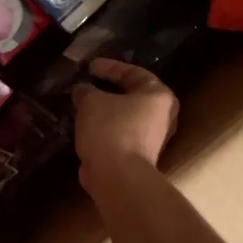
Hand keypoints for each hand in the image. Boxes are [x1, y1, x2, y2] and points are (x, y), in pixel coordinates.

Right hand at [71, 59, 177, 187]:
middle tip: (88, 84)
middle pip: (132, 96)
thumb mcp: (91, 101)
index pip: (133, 73)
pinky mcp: (137, 156)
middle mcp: (161, 116)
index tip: (89, 66)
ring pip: (124, 117)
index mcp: (157, 96)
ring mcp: (151, 138)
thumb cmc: (110, 129)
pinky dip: (103, 128)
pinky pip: (118, 134)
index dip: (109, 67)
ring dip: (104, 111)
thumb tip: (82, 91)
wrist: (117, 175)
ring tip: (82, 105)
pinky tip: (85, 126)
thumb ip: (86, 91)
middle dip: (108, 90)